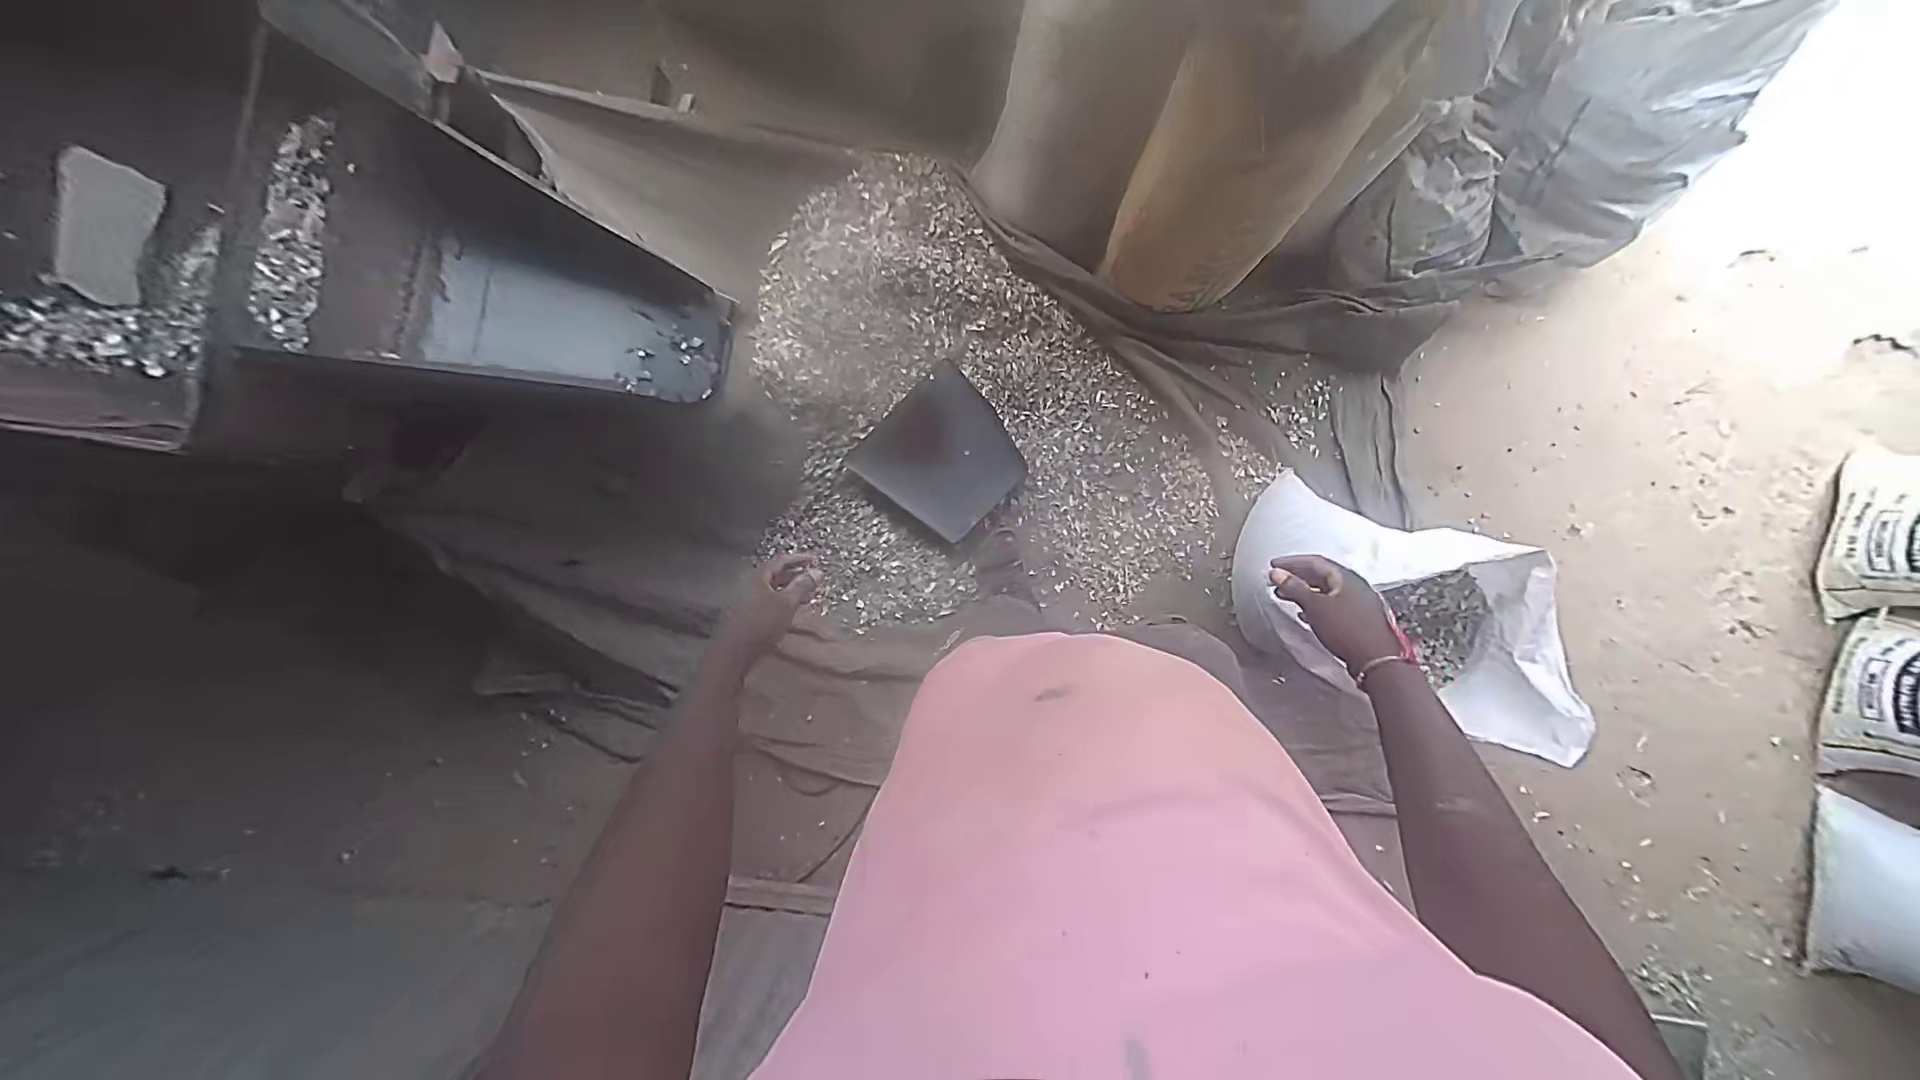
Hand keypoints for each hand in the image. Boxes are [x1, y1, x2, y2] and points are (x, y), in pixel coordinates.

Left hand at [716, 554, 822, 663]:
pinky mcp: (750, 612)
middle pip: (778, 574)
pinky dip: (785, 599)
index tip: (815, 560)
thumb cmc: (762, 622)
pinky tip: (793, 608)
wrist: (736, 650)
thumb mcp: (787, 602)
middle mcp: (752, 584)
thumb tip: (817, 572)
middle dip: (797, 576)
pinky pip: (771, 599)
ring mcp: (749, 598)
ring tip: (807, 596)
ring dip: (792, 589)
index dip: (800, 559)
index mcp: (759, 576)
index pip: (782, 560)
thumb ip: (803, 585)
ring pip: (775, 588)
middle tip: (814, 581)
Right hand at [1267, 555, 1408, 672]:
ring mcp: (1359, 603)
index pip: (1315, 562)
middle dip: (1297, 576)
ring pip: (1326, 591)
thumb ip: (1294, 588)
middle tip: (1278, 579)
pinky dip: (1315, 605)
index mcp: (1345, 578)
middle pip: (1321, 575)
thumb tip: (1277, 573)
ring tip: (1285, 595)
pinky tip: (1306, 612)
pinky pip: (1332, 605)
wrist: (1376, 660)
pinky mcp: (1358, 619)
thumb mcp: (1315, 606)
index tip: (1275, 565)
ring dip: (1304, 591)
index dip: (1292, 562)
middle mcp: (1355, 587)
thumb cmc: (1348, 630)